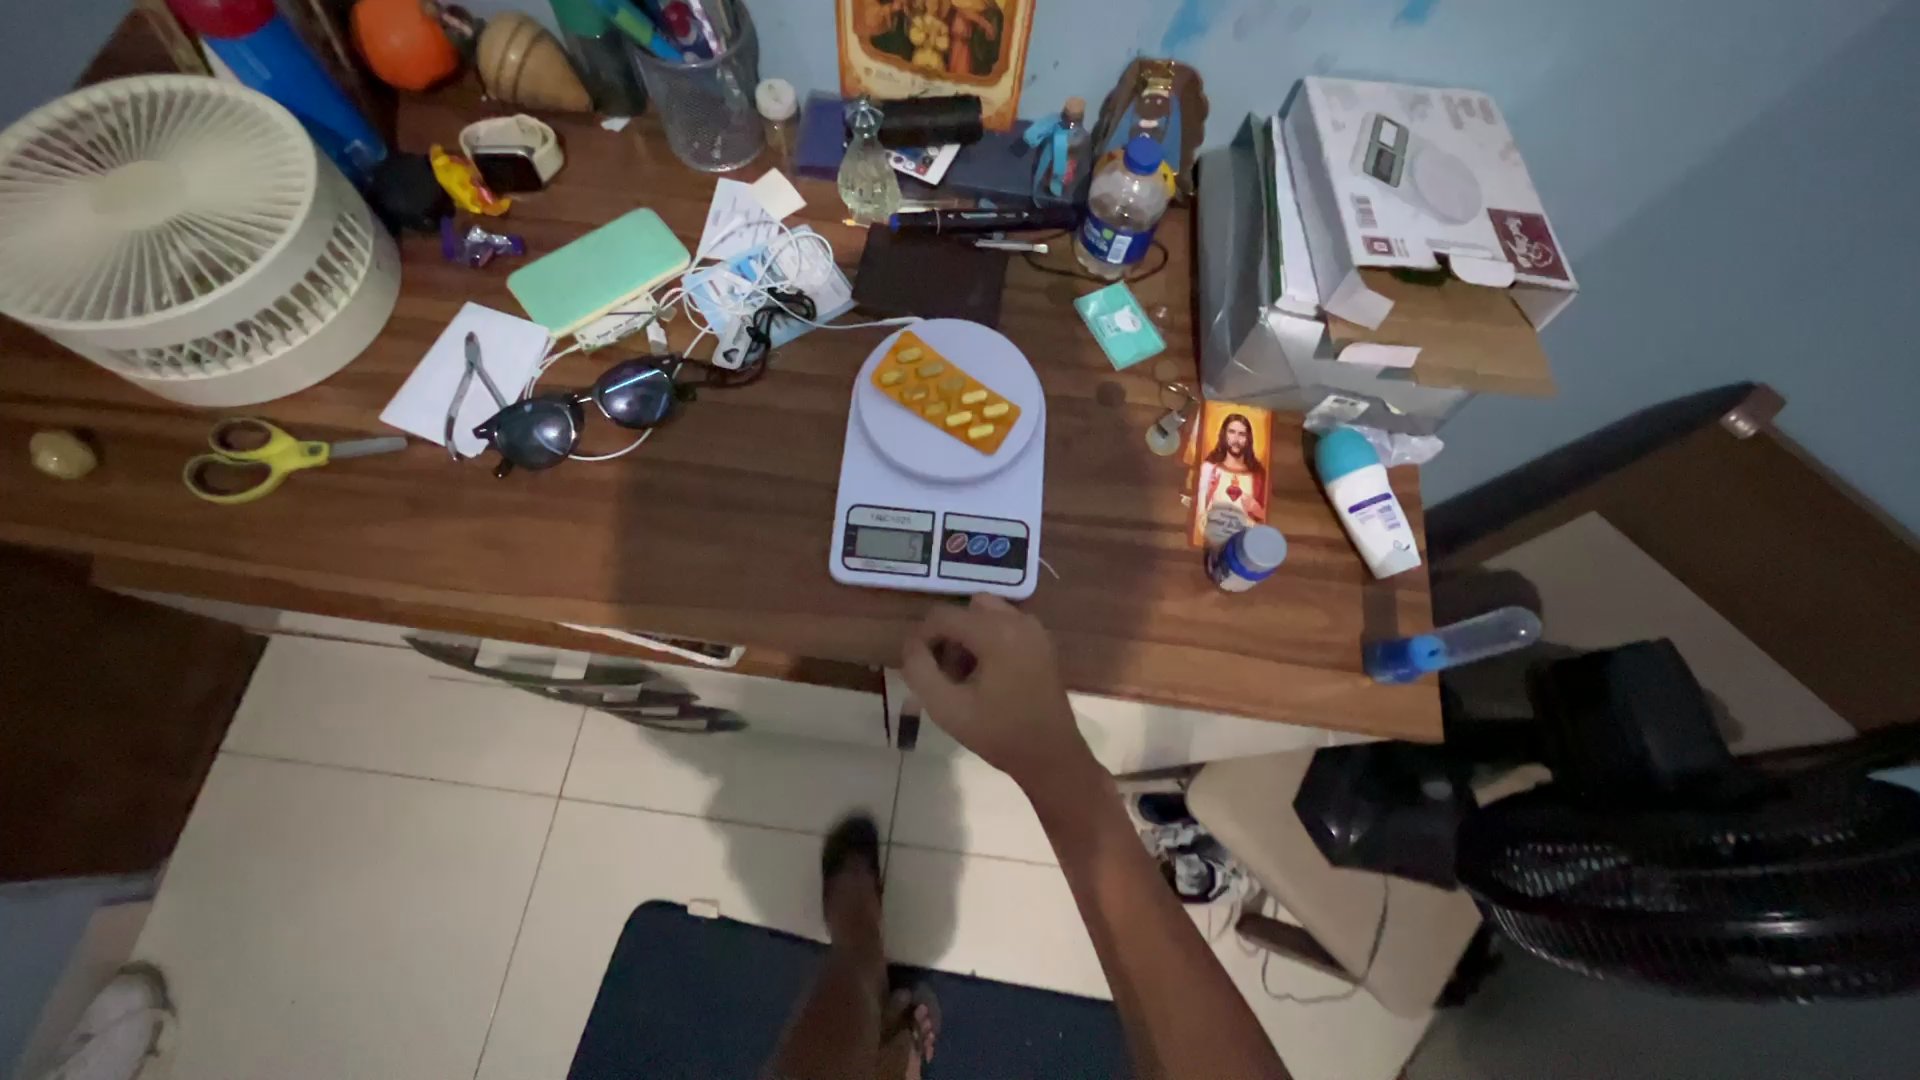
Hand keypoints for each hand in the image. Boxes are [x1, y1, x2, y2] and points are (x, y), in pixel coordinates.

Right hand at [900, 595, 1095, 789]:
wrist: (1051, 756)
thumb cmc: (998, 733)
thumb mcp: (946, 707)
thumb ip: (919, 670)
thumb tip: (912, 645)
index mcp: (996, 632)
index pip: (943, 616)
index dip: (922, 638)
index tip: (919, 668)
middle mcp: (1018, 620)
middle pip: (967, 609)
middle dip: (949, 635)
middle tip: (945, 672)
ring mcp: (1035, 630)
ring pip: (987, 614)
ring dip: (969, 635)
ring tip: (966, 675)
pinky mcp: (1042, 642)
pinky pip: (1006, 625)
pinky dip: (990, 638)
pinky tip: (988, 675)